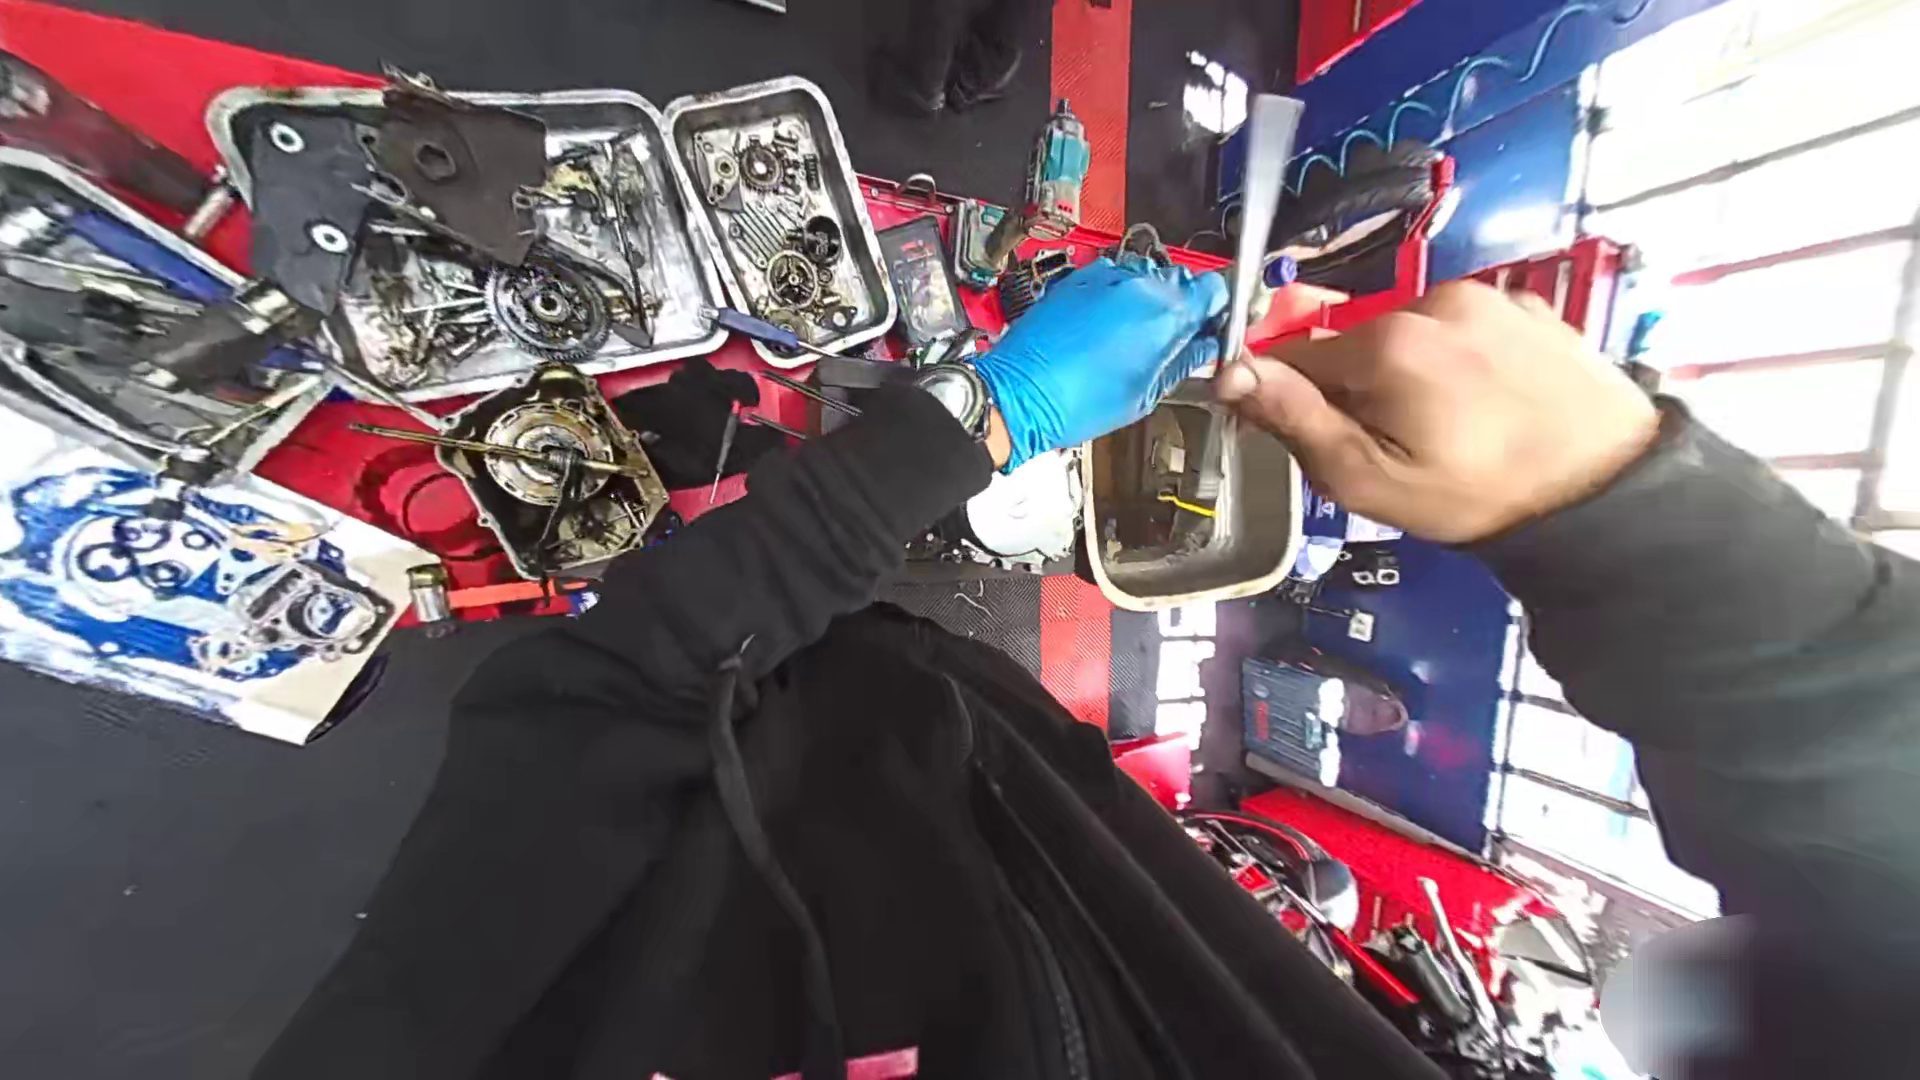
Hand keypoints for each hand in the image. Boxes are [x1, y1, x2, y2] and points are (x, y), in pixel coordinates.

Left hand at [974, 256, 1228, 470]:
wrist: (1017, 395)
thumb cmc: (1071, 402)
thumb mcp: (1142, 395)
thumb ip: (1181, 363)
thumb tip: (1202, 349)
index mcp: (1164, 313)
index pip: (1214, 291)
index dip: (1215, 313)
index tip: (1208, 330)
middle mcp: (1137, 285)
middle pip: (1180, 282)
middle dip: (1181, 308)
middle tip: (1168, 342)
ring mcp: (1103, 278)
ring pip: (1145, 279)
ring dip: (1147, 304)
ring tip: (1128, 342)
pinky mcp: (1075, 281)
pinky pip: (1111, 283)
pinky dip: (1116, 301)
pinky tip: (1103, 333)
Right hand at [1214, 281, 1659, 542]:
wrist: (1604, 495)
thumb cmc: (1464, 494)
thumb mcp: (1360, 473)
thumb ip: (1292, 416)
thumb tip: (1229, 372)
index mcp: (1385, 342)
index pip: (1289, 355)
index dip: (1287, 397)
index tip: (1316, 436)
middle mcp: (1431, 300)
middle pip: (1344, 343)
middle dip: (1342, 386)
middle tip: (1379, 440)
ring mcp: (1484, 297)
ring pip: (1394, 333)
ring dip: (1390, 372)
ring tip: (1431, 421)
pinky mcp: (1522, 304)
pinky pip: (1446, 326)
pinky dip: (1438, 357)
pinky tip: (1469, 398)